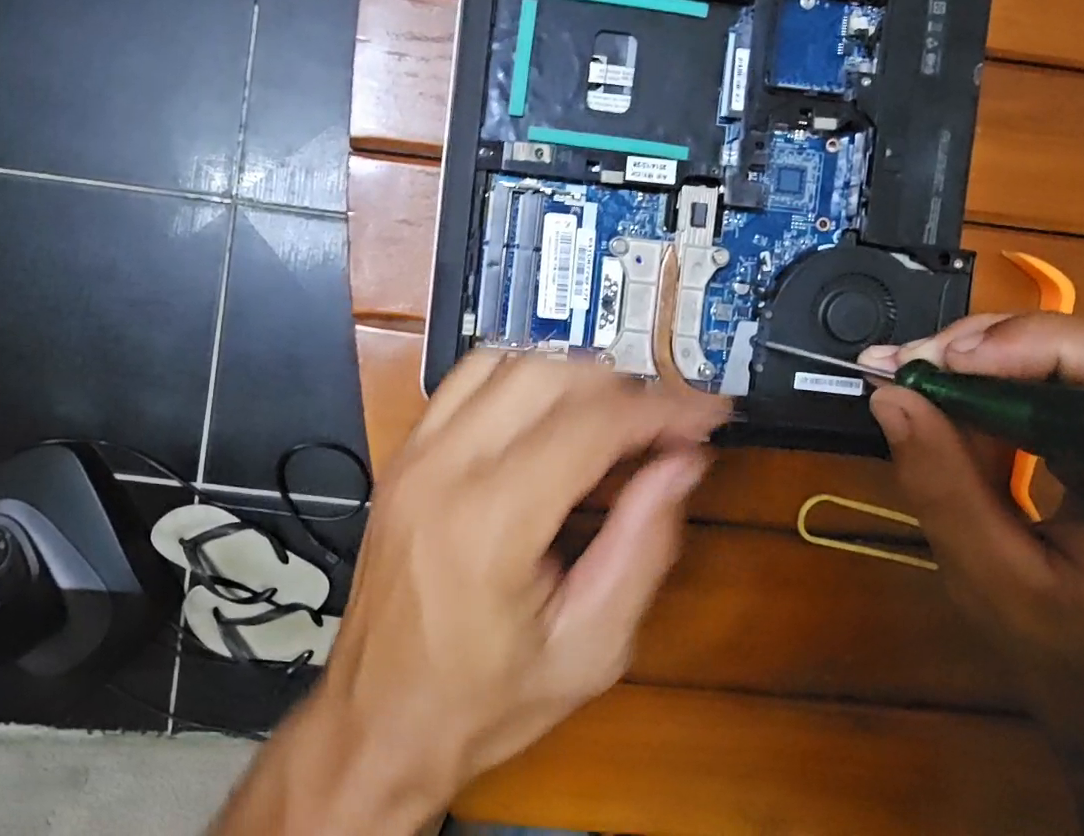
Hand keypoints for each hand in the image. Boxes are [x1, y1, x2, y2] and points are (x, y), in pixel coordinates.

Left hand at [213, 351, 728, 834]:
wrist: (378, 722)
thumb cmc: (482, 702)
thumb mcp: (588, 650)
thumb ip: (641, 548)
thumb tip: (681, 465)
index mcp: (489, 524)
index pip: (590, 425)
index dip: (660, 409)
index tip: (706, 412)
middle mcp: (443, 470)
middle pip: (548, 376)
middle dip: (622, 386)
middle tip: (667, 421)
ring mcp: (413, 456)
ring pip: (503, 361)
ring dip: (571, 373)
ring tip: (617, 412)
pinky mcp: (401, 457)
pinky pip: (464, 380)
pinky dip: (519, 377)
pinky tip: (550, 410)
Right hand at [862, 314, 1083, 835]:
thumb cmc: (1072, 662)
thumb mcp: (989, 583)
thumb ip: (941, 486)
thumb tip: (892, 395)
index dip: (1051, 346)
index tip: (949, 358)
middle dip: (1009, 346)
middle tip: (916, 360)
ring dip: (1007, 363)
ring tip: (926, 381)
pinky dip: (1023, 390)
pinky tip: (970, 411)